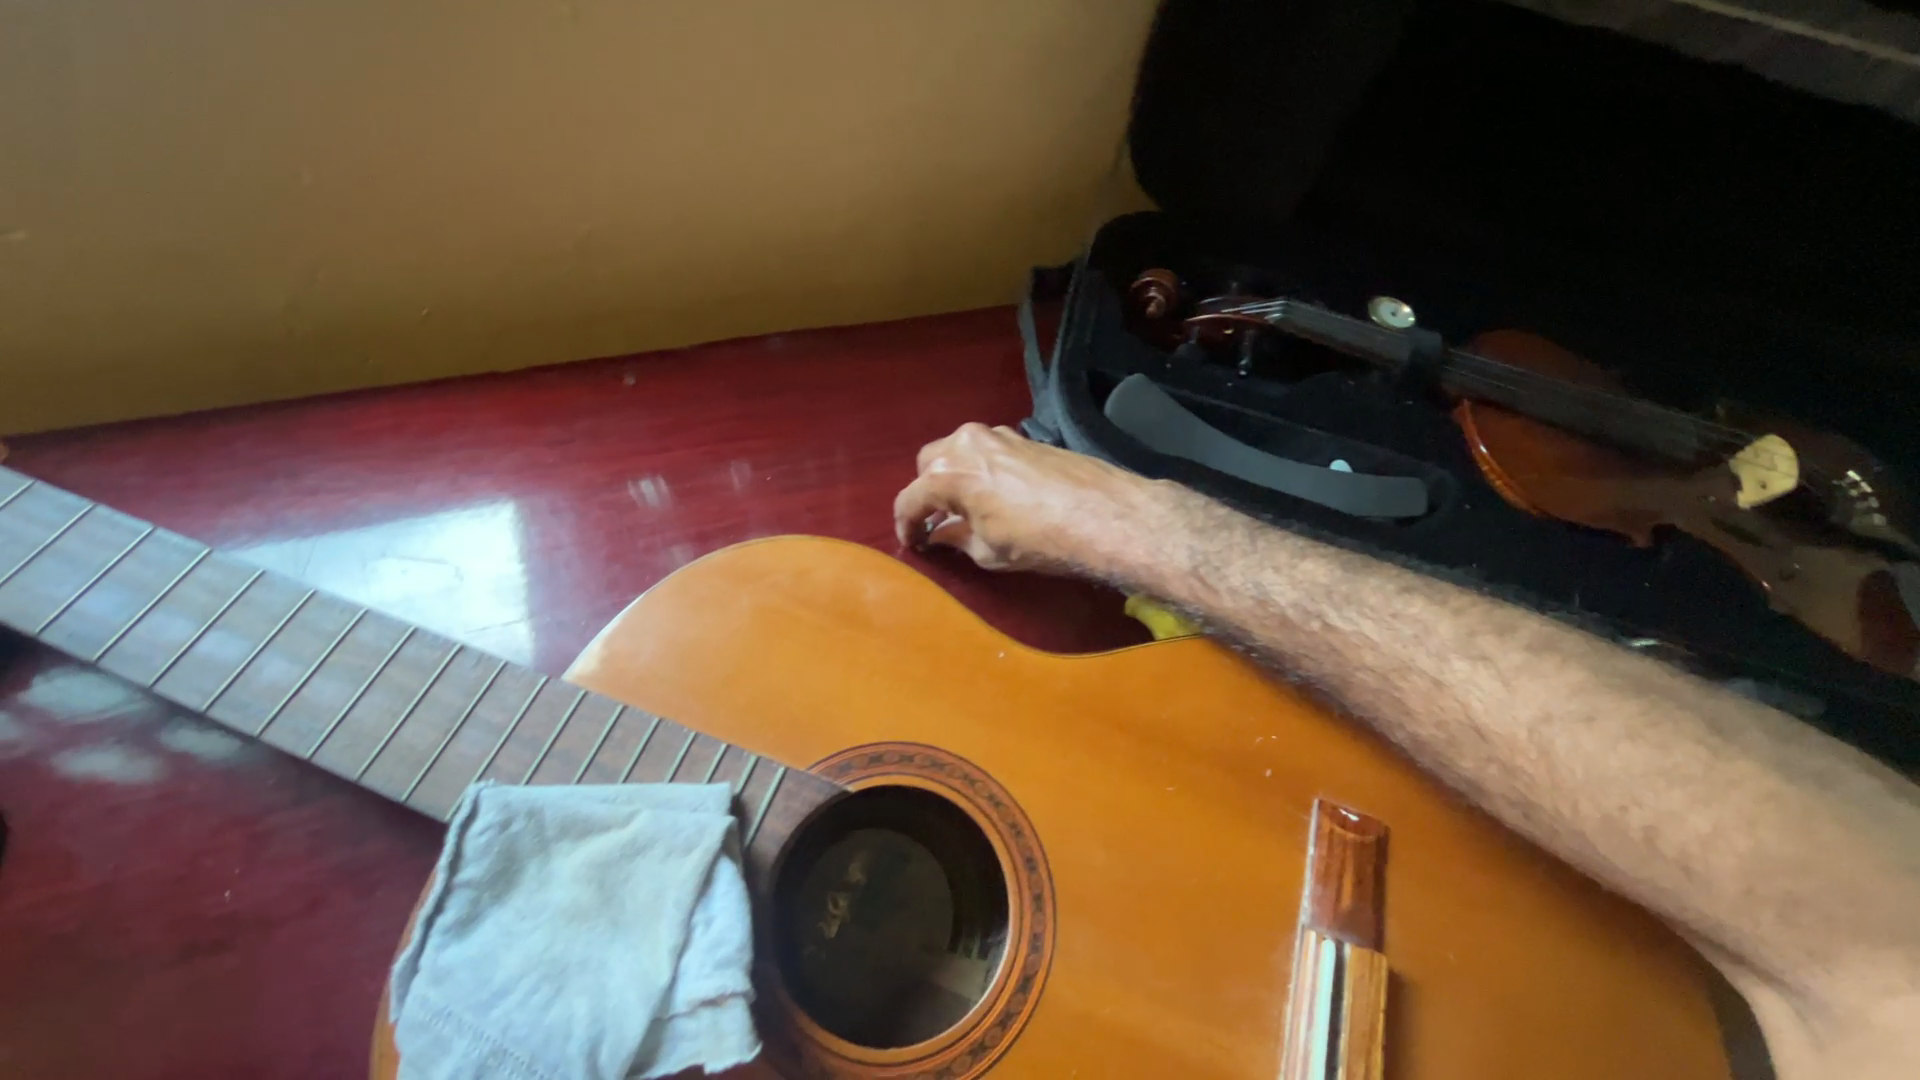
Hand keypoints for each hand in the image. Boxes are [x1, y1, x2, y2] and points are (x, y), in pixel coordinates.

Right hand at [892, 422, 1157, 572]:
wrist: (1103, 515)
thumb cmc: (1038, 539)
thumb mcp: (988, 550)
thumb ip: (957, 538)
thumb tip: (941, 535)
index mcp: (948, 474)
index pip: (910, 499)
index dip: (906, 526)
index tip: (912, 544)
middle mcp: (965, 444)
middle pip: (929, 465)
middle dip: (928, 493)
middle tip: (938, 523)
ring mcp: (996, 435)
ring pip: (958, 452)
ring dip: (954, 477)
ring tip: (966, 508)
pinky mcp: (1022, 436)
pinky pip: (986, 450)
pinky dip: (980, 469)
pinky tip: (996, 494)